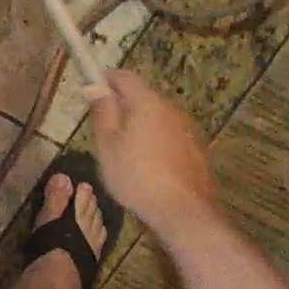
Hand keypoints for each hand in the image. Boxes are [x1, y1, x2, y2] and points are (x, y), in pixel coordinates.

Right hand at [87, 70, 220, 230]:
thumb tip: (95, 87)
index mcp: (148, 103)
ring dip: (140, 124)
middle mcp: (172, 109)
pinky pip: (170, 134)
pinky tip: (147, 164)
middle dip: (123, 105)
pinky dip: (155, 140)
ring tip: (124, 150)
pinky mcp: (197, 149)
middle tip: (103, 126)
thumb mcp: (108, 145)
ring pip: (158, 117)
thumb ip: (103, 113)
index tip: (91, 90)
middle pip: (143, 97)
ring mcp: (188, 129)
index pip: (125, 77)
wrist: (184, 210)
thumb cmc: (136, 175)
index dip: (106, 79)